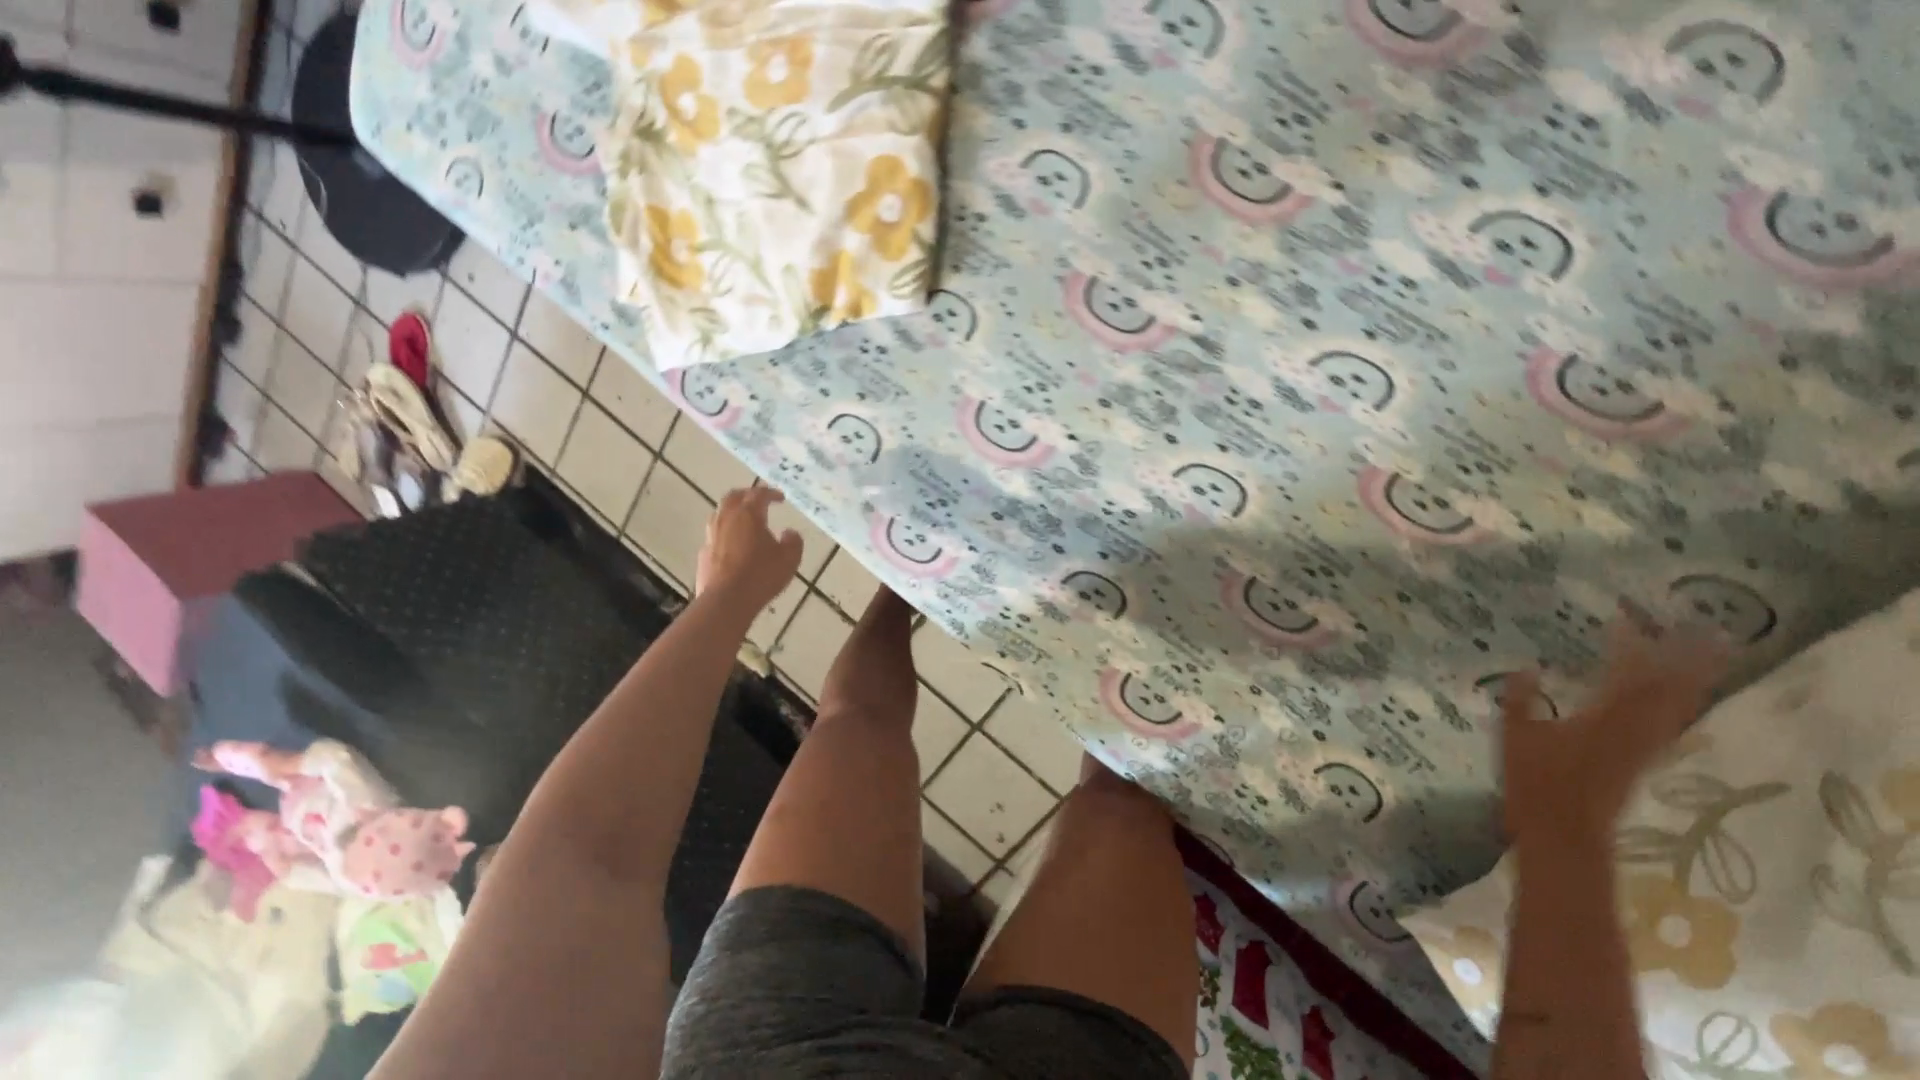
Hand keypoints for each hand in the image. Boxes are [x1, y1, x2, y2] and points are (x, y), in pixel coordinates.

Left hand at [696, 486, 802, 612]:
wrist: (726, 600)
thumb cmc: (761, 575)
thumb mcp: (789, 558)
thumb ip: (793, 541)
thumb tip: (789, 532)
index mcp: (748, 514)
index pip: (759, 494)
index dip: (771, 493)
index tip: (780, 498)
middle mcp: (726, 519)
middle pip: (733, 497)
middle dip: (746, 495)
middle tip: (757, 500)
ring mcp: (711, 536)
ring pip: (720, 514)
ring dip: (732, 512)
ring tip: (744, 521)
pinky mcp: (703, 553)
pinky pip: (715, 535)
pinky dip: (725, 533)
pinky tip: (733, 545)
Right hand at [1502, 624, 1724, 844]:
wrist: (1566, 834)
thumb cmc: (1536, 784)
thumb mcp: (1517, 737)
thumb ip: (1522, 701)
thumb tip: (1527, 668)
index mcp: (1602, 718)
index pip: (1624, 673)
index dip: (1629, 645)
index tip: (1626, 618)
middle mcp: (1633, 729)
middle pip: (1668, 688)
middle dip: (1687, 658)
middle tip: (1708, 629)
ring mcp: (1645, 747)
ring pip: (1679, 707)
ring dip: (1696, 680)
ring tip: (1714, 656)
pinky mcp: (1646, 761)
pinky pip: (1673, 726)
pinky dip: (1684, 706)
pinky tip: (1686, 698)